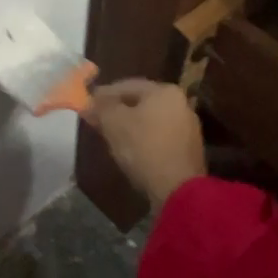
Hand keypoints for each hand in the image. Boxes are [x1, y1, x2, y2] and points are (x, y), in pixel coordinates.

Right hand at [87, 79, 205, 209]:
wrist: (179, 192)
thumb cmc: (144, 148)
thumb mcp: (113, 123)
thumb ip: (100, 107)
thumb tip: (89, 101)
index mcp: (165, 91)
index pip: (127, 86)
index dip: (104, 95)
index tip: (88, 105)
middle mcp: (181, 104)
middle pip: (141, 103)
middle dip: (118, 111)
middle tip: (98, 120)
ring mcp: (188, 129)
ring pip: (151, 121)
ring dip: (131, 127)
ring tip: (112, 138)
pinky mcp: (189, 152)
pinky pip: (161, 139)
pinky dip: (145, 142)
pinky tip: (132, 153)